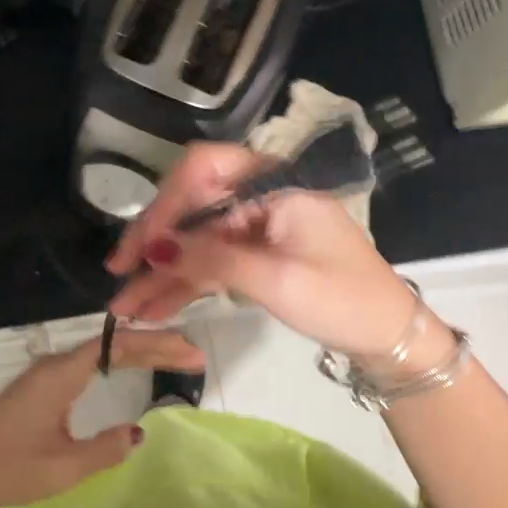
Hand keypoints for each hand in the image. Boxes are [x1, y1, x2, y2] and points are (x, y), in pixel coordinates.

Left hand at [0, 330, 204, 507]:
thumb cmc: (9, 470)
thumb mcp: (62, 469)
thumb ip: (105, 450)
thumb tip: (140, 433)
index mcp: (60, 376)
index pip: (116, 346)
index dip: (156, 345)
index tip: (191, 353)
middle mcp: (54, 366)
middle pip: (111, 345)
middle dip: (154, 346)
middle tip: (194, 355)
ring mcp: (45, 375)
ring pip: (100, 353)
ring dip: (137, 352)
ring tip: (174, 357)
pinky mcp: (40, 388)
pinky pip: (87, 365)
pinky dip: (116, 363)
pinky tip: (131, 368)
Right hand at [106, 143, 418, 358]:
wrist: (390, 336)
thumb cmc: (343, 300)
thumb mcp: (276, 280)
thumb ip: (212, 260)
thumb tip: (155, 249)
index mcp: (273, 184)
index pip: (203, 171)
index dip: (166, 204)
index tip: (143, 245)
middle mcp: (258, 196)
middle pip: (191, 206)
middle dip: (153, 241)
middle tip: (118, 273)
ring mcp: (255, 227)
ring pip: (195, 240)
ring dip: (161, 272)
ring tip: (124, 305)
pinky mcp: (254, 254)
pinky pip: (209, 262)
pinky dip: (183, 284)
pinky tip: (152, 307)